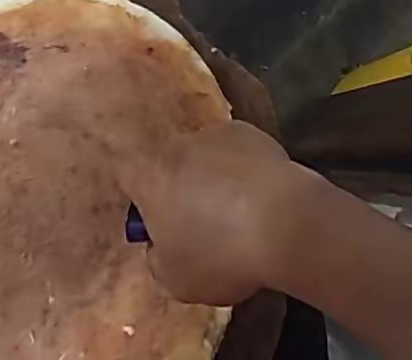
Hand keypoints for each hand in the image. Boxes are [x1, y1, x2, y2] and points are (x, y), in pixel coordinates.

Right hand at [117, 121, 325, 305]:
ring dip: (213, 175)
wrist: (282, 220)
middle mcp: (178, 147)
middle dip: (180, 186)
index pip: (129, 175)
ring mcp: (213, 134)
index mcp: (152, 179)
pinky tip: (260, 193)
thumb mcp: (175, 280)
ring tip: (239, 209)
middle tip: (202, 220)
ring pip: (204, 155)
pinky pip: (235, 149)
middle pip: (170, 163)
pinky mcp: (247, 130)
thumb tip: (160, 242)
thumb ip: (157, 257)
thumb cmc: (221, 255)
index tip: (158, 220)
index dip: (141, 197)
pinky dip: (242, 166)